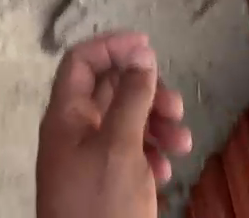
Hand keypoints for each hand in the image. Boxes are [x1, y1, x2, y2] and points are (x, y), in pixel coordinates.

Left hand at [37, 32, 191, 217]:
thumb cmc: (101, 206)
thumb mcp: (119, 148)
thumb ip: (132, 97)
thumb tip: (142, 54)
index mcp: (66, 117)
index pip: (82, 61)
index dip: (112, 47)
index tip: (148, 47)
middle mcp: (75, 133)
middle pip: (110, 90)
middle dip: (147, 92)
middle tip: (177, 106)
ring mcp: (90, 160)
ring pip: (126, 121)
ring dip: (158, 124)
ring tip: (182, 143)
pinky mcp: (107, 185)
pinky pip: (132, 153)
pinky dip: (153, 154)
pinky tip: (168, 171)